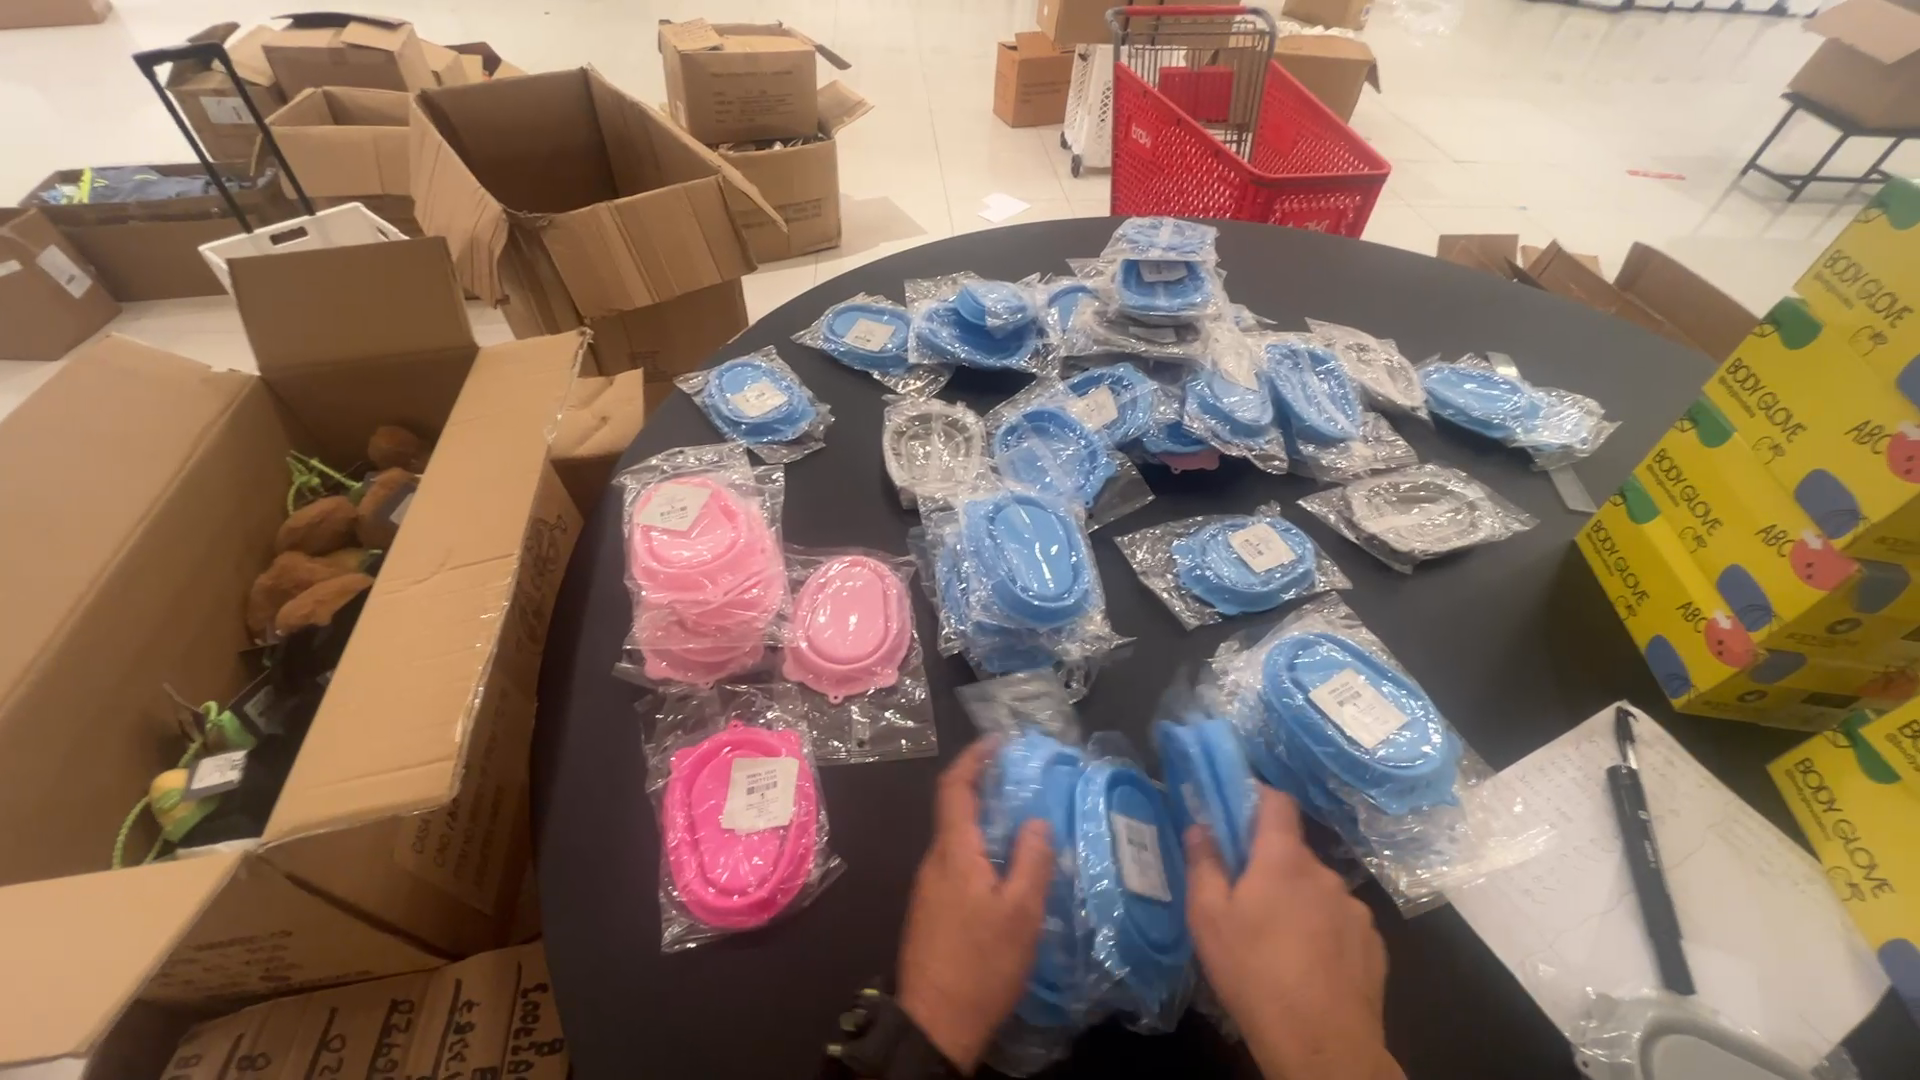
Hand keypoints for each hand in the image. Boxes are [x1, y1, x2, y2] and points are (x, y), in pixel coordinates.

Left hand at [896, 737, 1053, 1073]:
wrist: (934, 1026)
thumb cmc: (981, 965)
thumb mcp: (1021, 913)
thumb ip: (1031, 861)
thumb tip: (1036, 821)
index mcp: (953, 852)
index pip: (954, 787)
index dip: (974, 758)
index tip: (999, 742)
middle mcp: (935, 861)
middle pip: (955, 809)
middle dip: (985, 786)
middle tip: (1024, 781)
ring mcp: (929, 887)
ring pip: (958, 838)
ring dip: (986, 821)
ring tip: (1025, 822)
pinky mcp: (933, 911)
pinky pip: (957, 863)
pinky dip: (982, 850)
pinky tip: (1008, 869)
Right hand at [1186, 788, 1401, 1079]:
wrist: (1322, 1046)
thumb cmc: (1255, 973)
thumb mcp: (1209, 918)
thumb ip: (1203, 864)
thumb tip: (1199, 826)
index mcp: (1283, 859)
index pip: (1277, 802)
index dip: (1256, 796)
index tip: (1235, 807)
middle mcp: (1325, 874)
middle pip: (1292, 852)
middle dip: (1269, 864)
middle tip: (1244, 896)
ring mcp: (1355, 910)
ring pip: (1316, 889)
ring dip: (1297, 900)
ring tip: (1276, 939)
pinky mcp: (1373, 944)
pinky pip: (1339, 921)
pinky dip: (1322, 930)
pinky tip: (1307, 963)